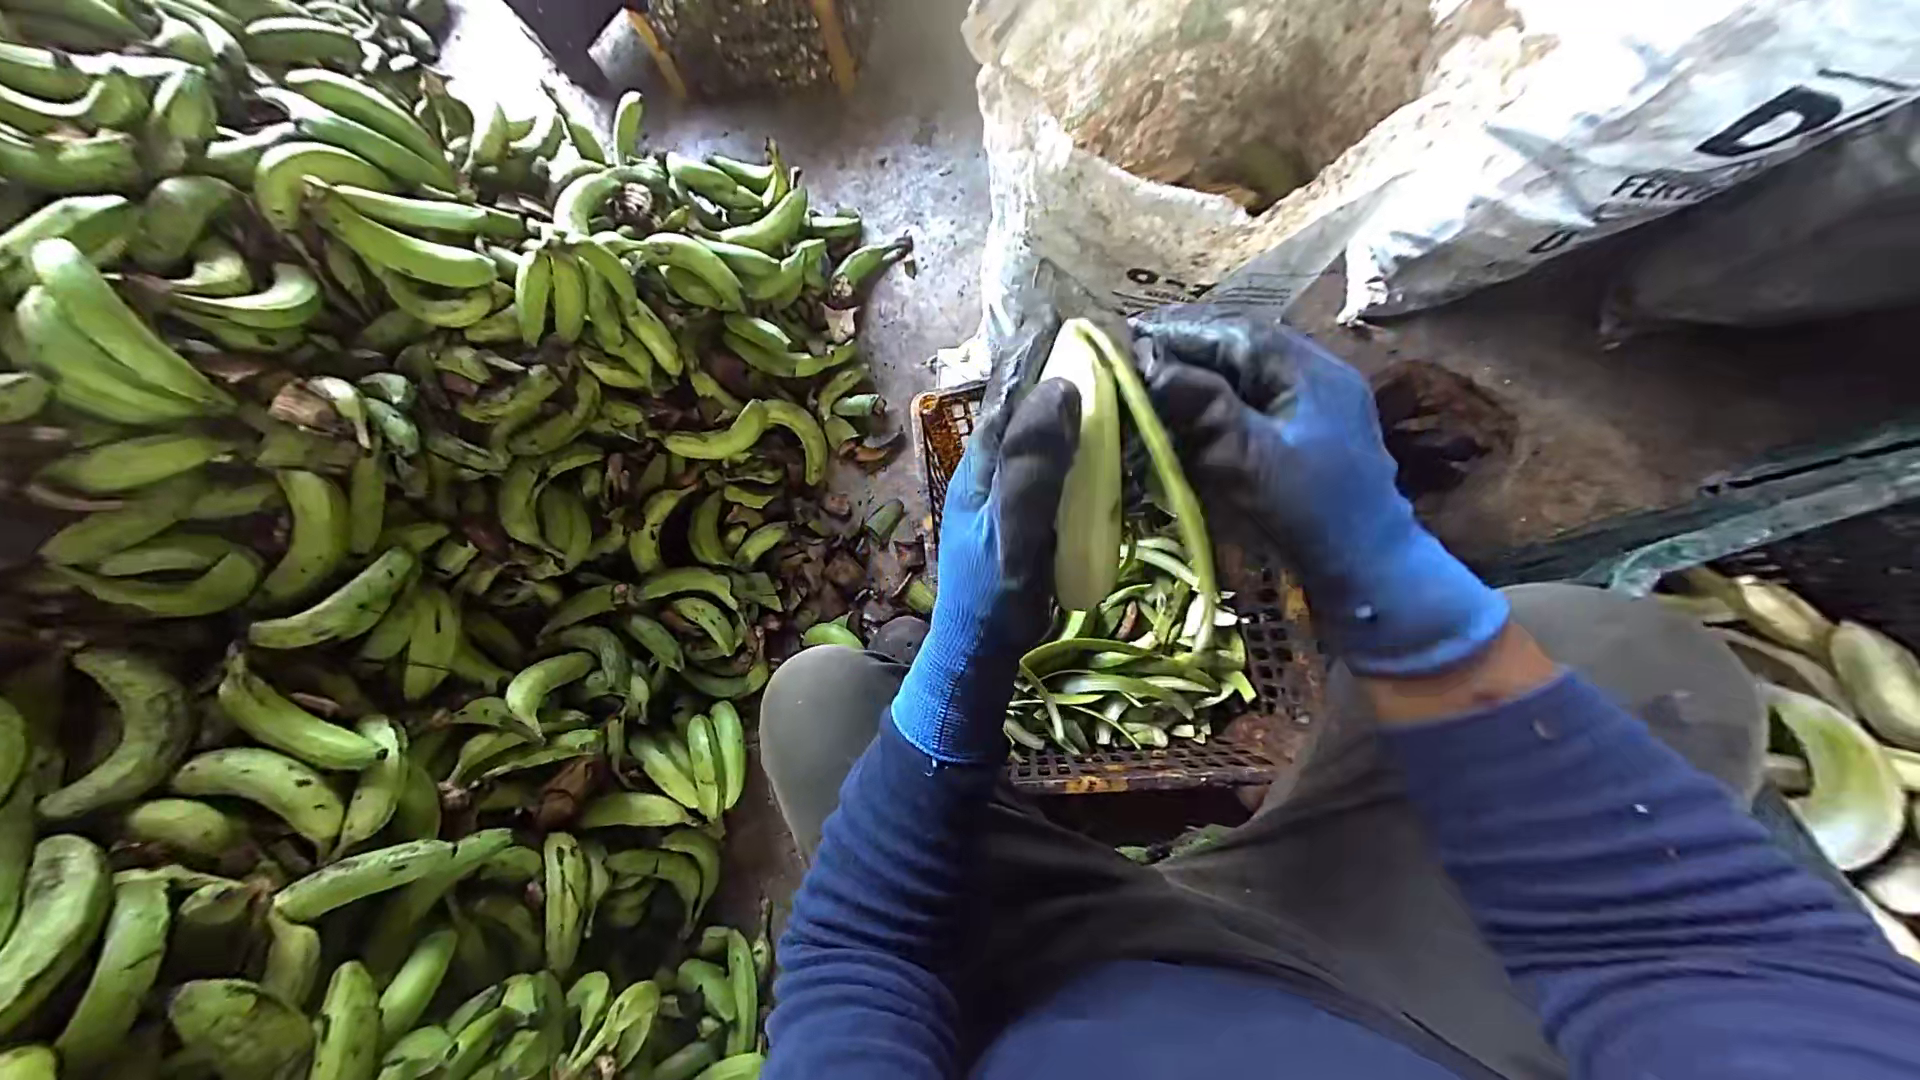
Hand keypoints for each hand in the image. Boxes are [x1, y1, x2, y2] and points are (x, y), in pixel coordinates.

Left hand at [892, 310, 1080, 763]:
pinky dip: (1073, 438)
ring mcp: (1003, 482)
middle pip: (1026, 397)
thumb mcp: (1013, 532)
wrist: (979, 641)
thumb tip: (1059, 387)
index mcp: (987, 455)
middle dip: (1063, 365)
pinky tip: (1097, 439)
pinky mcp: (1018, 504)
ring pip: (1038, 424)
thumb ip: (1033, 465)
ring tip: (1112, 378)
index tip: (1092, 321)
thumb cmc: (995, 593)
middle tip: (1114, 343)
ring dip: (1069, 398)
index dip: (1049, 348)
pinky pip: (1048, 456)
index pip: (1016, 383)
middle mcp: (991, 459)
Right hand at [1133, 306, 1507, 676]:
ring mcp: (1302, 404)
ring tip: (1143, 391)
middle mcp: (1304, 374)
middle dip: (1177, 357)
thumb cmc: (1311, 509)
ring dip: (1189, 383)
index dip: (1173, 333)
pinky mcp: (1293, 433)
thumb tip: (1148, 363)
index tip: (1123, 338)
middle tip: (1124, 366)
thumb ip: (1203, 406)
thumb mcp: (1251, 456)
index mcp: (1303, 367)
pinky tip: (1177, 422)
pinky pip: (1241, 408)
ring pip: (1233, 379)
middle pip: (1229, 352)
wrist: (1365, 564)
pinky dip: (1205, 411)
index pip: (1227, 333)